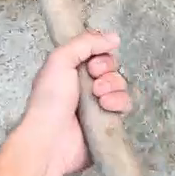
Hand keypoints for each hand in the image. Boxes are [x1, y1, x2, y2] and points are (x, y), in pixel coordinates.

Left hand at [17, 30, 131, 175]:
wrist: (50, 139)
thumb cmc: (50, 98)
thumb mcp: (60, 60)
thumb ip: (85, 43)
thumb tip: (114, 37)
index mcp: (70, 68)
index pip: (97, 52)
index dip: (100, 53)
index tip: (92, 63)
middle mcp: (84, 84)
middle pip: (111, 67)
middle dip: (106, 71)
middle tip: (93, 80)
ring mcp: (97, 104)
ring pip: (120, 85)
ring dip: (113, 87)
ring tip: (98, 96)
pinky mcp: (107, 122)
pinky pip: (124, 105)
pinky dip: (118, 103)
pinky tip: (106, 107)